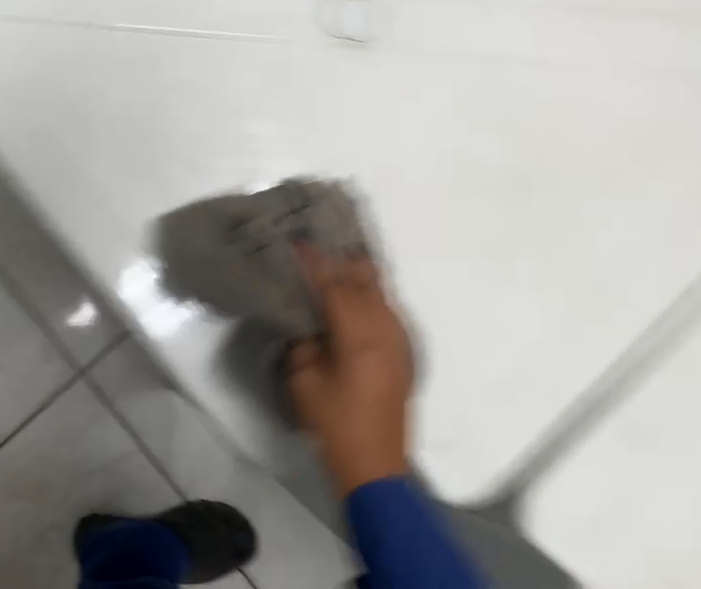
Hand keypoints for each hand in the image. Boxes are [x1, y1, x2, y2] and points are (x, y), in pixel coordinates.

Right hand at [282, 244, 413, 495]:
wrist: (374, 464)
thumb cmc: (333, 421)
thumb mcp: (303, 379)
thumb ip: (303, 341)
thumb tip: (305, 318)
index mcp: (357, 338)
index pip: (333, 287)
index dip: (314, 263)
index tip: (297, 241)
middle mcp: (384, 333)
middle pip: (364, 284)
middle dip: (342, 259)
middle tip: (321, 235)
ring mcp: (399, 344)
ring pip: (382, 295)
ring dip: (360, 274)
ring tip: (340, 253)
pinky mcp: (404, 355)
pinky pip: (390, 311)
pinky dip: (373, 293)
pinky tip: (361, 289)